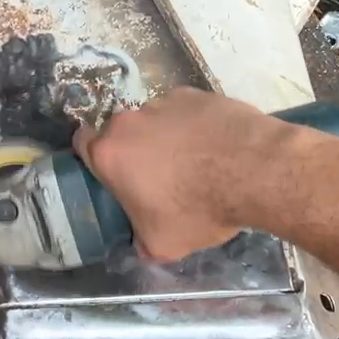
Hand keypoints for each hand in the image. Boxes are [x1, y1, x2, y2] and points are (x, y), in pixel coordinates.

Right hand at [74, 88, 296, 260]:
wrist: (256, 172)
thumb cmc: (199, 209)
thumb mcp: (162, 244)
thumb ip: (139, 241)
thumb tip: (139, 242)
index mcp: (109, 154)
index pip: (81, 143)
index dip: (93, 158)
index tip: (112, 173)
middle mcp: (128, 122)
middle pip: (120, 133)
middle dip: (134, 151)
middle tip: (158, 176)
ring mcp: (162, 103)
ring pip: (153, 121)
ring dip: (164, 137)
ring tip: (195, 161)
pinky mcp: (195, 94)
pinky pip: (184, 111)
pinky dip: (193, 125)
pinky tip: (215, 145)